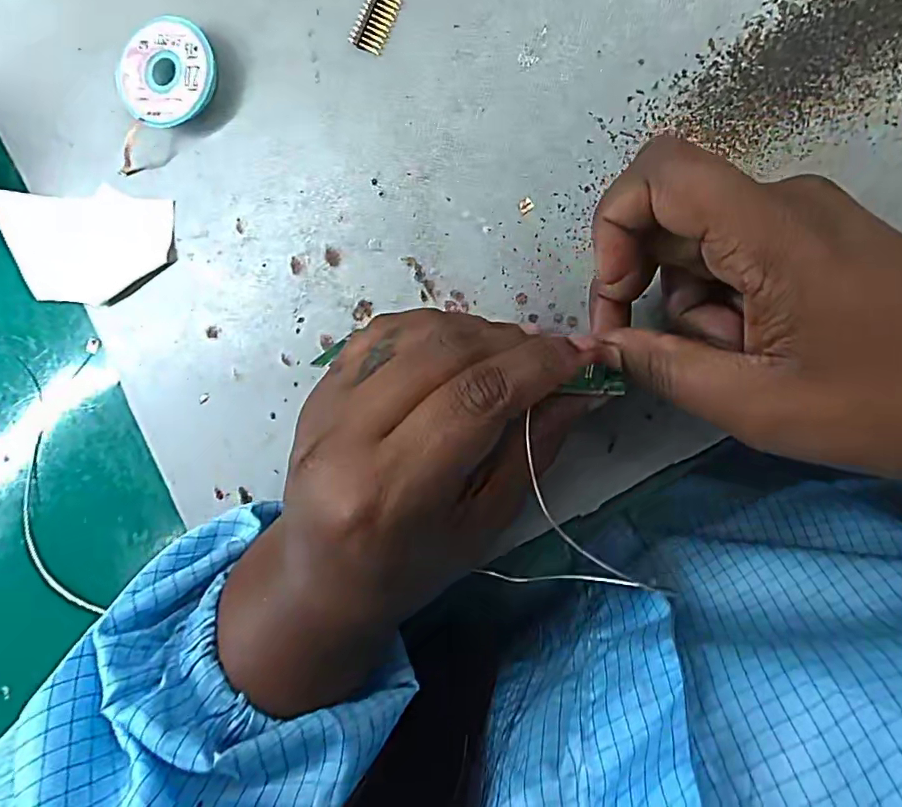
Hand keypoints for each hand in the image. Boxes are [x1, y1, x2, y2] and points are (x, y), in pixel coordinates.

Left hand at [218, 310, 595, 715]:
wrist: (322, 575)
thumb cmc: (411, 565)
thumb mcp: (484, 523)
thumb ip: (532, 448)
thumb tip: (579, 389)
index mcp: (391, 491)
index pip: (475, 399)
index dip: (537, 367)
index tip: (580, 356)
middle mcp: (348, 439)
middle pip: (448, 355)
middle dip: (514, 344)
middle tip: (553, 353)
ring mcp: (325, 406)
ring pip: (419, 332)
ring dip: (479, 329)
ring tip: (511, 351)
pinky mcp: (321, 386)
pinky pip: (388, 330)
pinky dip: (437, 326)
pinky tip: (462, 344)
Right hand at [588, 136, 901, 521]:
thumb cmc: (890, 406)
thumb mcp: (760, 405)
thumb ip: (667, 368)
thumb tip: (605, 343)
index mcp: (772, 228)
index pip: (660, 171)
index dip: (614, 222)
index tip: (618, 296)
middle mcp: (788, 200)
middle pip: (677, 214)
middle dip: (656, 284)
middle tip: (676, 354)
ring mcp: (811, 214)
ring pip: (709, 241)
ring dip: (701, 303)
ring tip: (747, 363)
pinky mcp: (825, 235)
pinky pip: (746, 251)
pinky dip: (733, 298)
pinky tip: (770, 347)